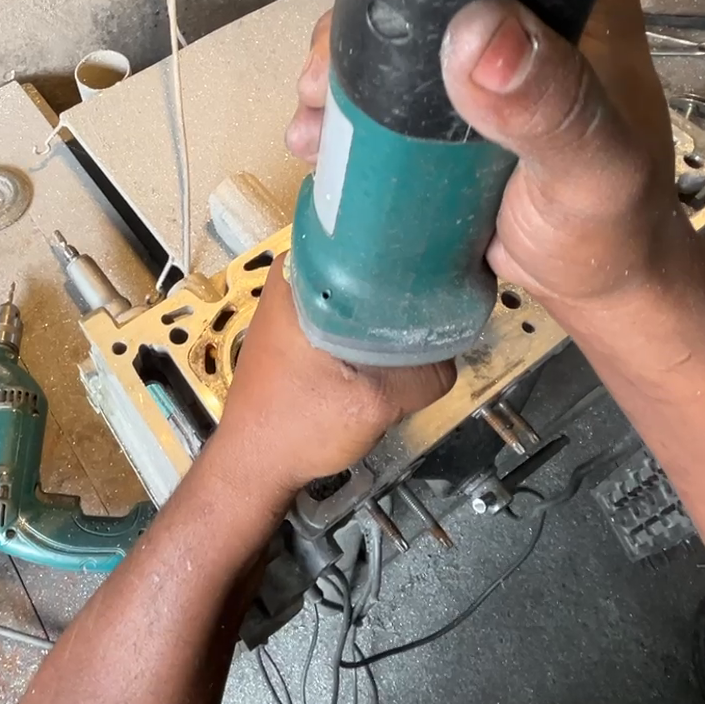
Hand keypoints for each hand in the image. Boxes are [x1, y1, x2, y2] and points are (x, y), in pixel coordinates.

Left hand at [210, 259, 453, 498]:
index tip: (444, 270)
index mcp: (299, 272)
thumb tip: (450, 354)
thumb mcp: (373, 402)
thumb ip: (423, 375)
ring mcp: (294, 302)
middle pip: (365, 265)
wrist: (255, 463)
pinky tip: (390, 350)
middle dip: (401, 287)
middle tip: (440, 307)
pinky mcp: (300, 327)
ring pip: (359, 293)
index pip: (366, 240)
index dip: (407, 256)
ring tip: (418, 331)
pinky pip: (347, 314)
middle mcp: (293, 276)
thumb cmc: (298, 426)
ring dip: (385, 314)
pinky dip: (369, 329)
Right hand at [284, 0, 699, 313]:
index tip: (347, 46)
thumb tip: (478, 34)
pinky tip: (318, 144)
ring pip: (390, 58)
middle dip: (350, 52)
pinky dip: (349, 121)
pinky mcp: (453, 113)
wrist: (595, 287)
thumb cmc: (607, 229)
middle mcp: (521, 20)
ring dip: (339, 91)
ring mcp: (483, 70)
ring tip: (308, 132)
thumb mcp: (589, 168)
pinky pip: (390, 101)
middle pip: (413, 12)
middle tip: (313, 93)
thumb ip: (549, 106)